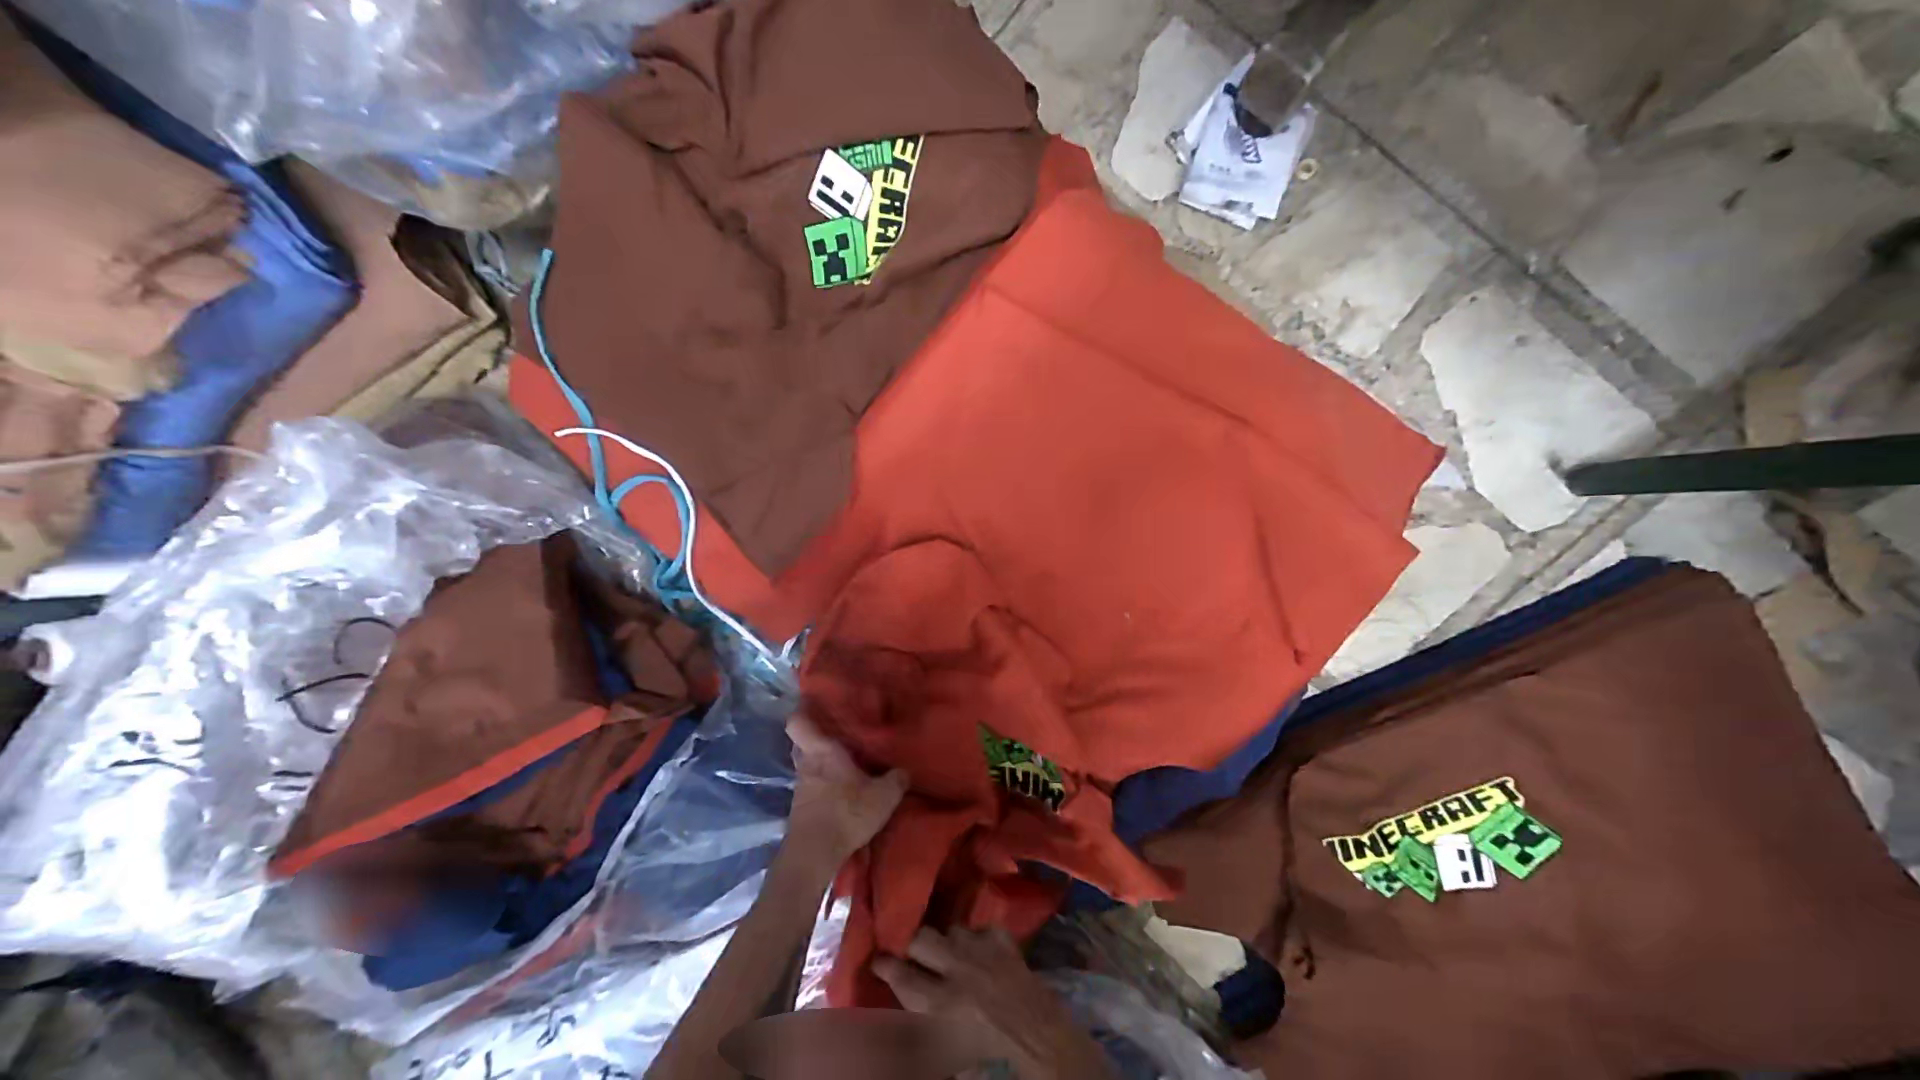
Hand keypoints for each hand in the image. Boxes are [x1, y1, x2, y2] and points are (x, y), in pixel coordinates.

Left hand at [785, 713, 908, 866]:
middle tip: (836, 731)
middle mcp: (806, 764)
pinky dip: (822, 782)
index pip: (798, 721)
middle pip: (802, 741)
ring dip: (820, 762)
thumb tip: (904, 770)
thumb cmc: (846, 813)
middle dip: (815, 736)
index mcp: (822, 751)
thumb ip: (896, 779)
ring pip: (807, 763)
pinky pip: (810, 784)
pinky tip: (840, 788)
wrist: (814, 855)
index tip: (815, 702)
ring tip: (842, 760)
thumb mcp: (883, 796)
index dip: (803, 710)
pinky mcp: (801, 807)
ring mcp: (800, 786)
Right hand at [873, 927, 1117, 1079]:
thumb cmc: (991, 1056)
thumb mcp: (947, 1047)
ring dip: (946, 941)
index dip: (884, 965)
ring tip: (947, 952)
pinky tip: (978, 950)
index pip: (901, 976)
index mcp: (940, 1004)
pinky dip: (977, 938)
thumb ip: (921, 1021)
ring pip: (951, 930)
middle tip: (909, 950)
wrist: (1043, 1044)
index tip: (876, 959)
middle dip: (911, 942)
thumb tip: (901, 1000)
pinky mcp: (1005, 944)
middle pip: (921, 938)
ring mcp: (983, 952)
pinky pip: (981, 929)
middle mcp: (958, 970)